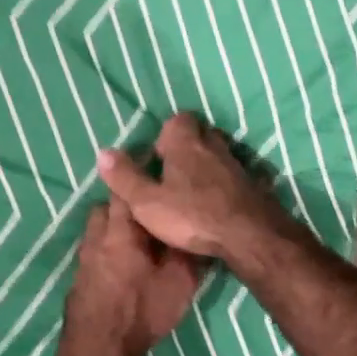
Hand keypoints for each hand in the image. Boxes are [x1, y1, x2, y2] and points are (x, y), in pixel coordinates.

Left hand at [63, 196, 201, 355]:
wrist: (100, 349)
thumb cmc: (142, 309)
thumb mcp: (180, 281)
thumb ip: (188, 251)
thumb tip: (196, 228)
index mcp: (121, 229)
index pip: (125, 189)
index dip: (141, 181)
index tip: (158, 180)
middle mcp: (97, 236)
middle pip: (108, 208)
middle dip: (127, 206)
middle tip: (152, 217)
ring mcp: (84, 258)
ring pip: (99, 230)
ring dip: (116, 230)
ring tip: (140, 244)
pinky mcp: (79, 279)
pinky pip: (94, 253)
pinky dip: (108, 252)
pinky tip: (125, 269)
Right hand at [95, 113, 298, 261]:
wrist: (249, 234)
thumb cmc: (192, 215)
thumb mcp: (147, 202)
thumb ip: (125, 177)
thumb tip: (103, 152)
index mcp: (186, 144)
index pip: (178, 120)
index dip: (166, 134)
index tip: (156, 156)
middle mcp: (214, 146)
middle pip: (200, 134)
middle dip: (187, 147)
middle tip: (172, 171)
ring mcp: (237, 165)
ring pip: (219, 154)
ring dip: (207, 165)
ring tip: (192, 189)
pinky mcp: (253, 184)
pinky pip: (234, 176)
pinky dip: (224, 184)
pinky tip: (217, 203)